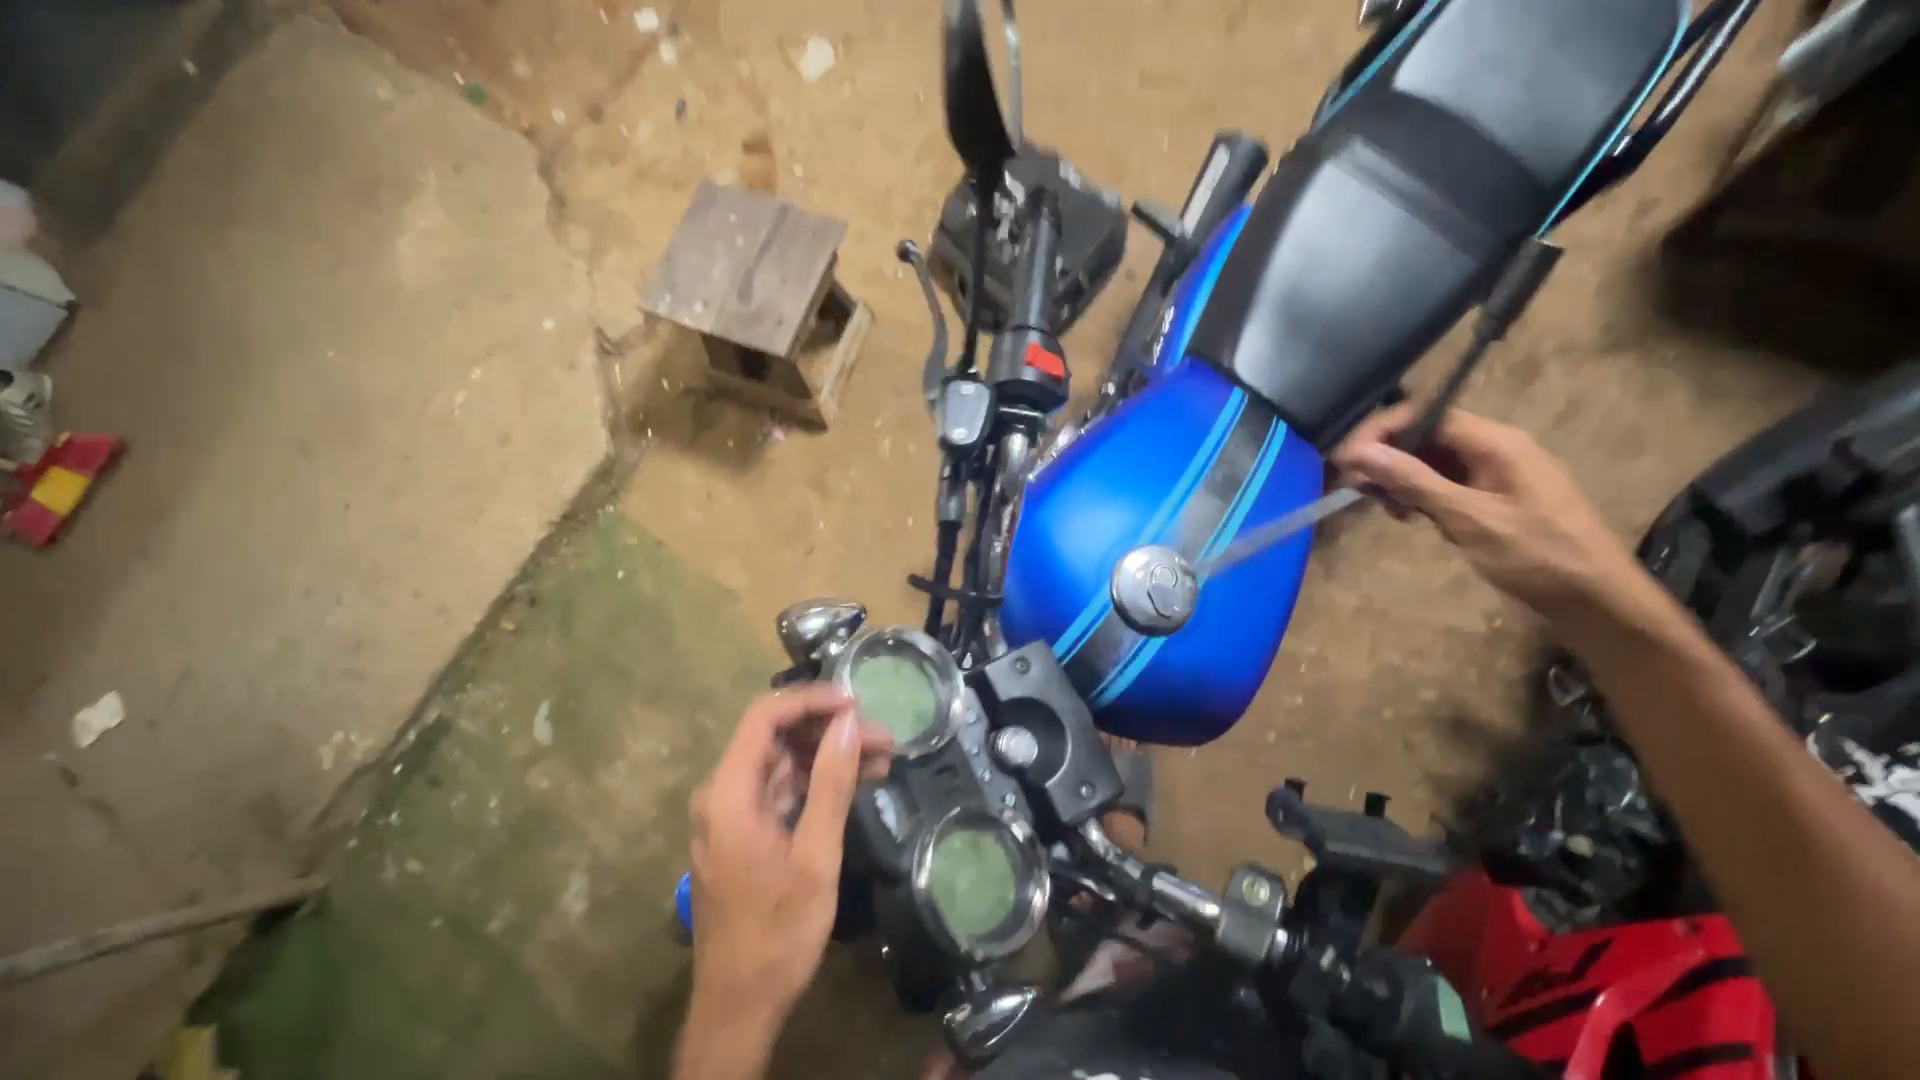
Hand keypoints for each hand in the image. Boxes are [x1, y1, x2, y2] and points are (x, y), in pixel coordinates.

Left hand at [685, 685, 892, 1032]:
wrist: (740, 1004)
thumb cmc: (778, 931)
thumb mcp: (815, 856)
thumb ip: (831, 784)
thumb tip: (850, 722)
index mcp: (728, 792)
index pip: (765, 717)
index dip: (811, 700)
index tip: (858, 701)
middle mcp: (722, 794)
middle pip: (774, 738)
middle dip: (829, 729)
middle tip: (884, 736)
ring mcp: (731, 816)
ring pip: (781, 765)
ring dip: (828, 757)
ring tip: (882, 757)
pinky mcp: (744, 835)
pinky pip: (780, 793)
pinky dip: (816, 785)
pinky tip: (857, 782)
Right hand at [1331, 406, 1641, 615]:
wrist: (1595, 598)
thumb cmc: (1536, 555)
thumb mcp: (1469, 519)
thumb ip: (1415, 482)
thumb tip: (1362, 452)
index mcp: (1494, 442)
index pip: (1424, 415)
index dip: (1380, 432)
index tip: (1347, 462)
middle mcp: (1494, 447)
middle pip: (1425, 434)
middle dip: (1385, 456)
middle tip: (1354, 489)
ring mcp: (1496, 472)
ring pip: (1432, 460)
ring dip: (1400, 478)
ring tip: (1380, 507)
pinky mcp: (1494, 496)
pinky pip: (1447, 482)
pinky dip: (1421, 494)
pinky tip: (1409, 517)